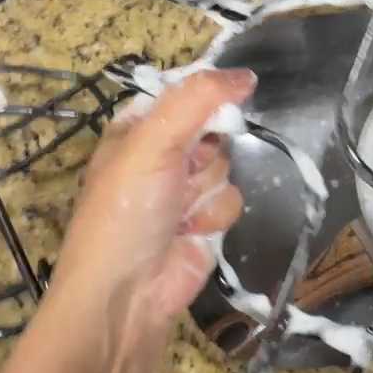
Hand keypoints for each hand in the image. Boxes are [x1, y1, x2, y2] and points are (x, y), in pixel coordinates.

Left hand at [48, 69, 252, 343]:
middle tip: (182, 170)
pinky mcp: (207, 218)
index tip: (218, 106)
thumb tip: (247, 75)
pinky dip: (213, 214)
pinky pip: (232, 197)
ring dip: (206, 187)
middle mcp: (163, 152)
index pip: (186, 91)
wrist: (125, 297)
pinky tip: (190, 231)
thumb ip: (198, 101)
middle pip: (214, 125)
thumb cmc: (125, 212)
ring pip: (226, 162)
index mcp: (139, 126)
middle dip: (204, 150)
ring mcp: (186, 187)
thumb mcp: (152, 143)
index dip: (204, 98)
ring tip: (179, 211)